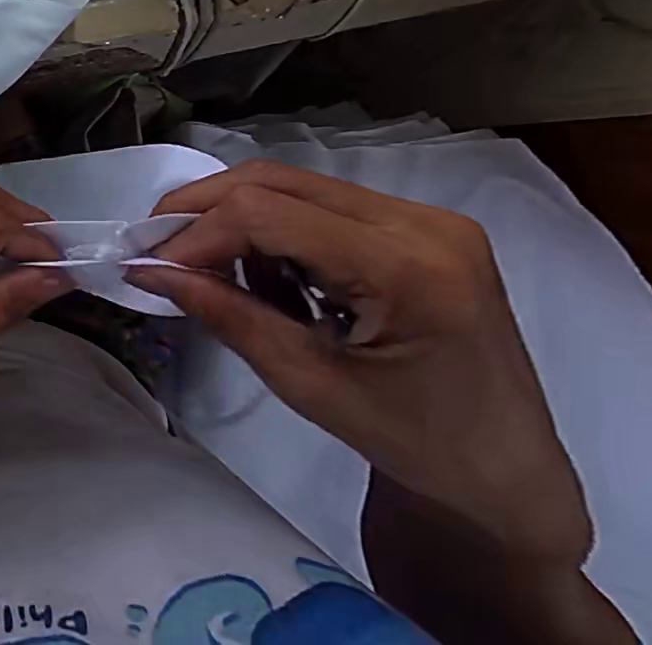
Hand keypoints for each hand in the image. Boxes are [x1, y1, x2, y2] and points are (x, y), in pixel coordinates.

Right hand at [125, 160, 593, 566]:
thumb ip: (224, 314)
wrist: (504, 470)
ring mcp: (423, 217)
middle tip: (156, 249)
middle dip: (200, 210)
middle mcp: (421, 222)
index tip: (149, 267)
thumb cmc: (412, 440)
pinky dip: (265, 229)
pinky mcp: (414, 225)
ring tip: (207, 269)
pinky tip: (262, 273)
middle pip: (272, 181)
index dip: (194, 234)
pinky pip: (312, 201)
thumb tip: (147, 270)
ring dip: (229, 218)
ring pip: (287, 183)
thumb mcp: (304, 381)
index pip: (266, 214)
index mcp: (410, 267)